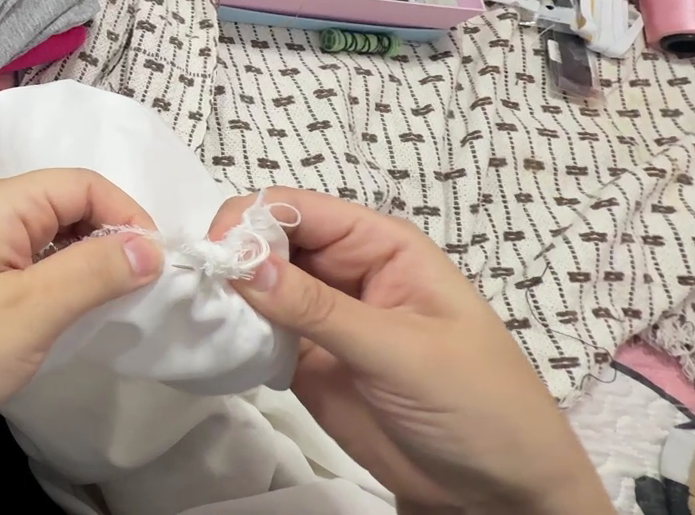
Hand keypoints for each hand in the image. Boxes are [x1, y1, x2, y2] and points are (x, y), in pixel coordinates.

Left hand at [0, 170, 164, 436]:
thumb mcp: (30, 312)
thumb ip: (93, 273)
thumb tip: (152, 246)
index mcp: (0, 203)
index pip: (83, 183)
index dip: (129, 217)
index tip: (162, 266)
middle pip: (66, 204)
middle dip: (111, 238)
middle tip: (144, 291)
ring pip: (47, 234)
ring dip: (84, 261)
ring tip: (113, 305)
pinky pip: (25, 259)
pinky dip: (56, 278)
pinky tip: (69, 313)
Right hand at [208, 188, 609, 514]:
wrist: (498, 504)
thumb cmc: (479, 409)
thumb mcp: (403, 353)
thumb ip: (319, 307)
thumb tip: (240, 262)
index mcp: (374, 245)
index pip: (295, 208)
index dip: (250, 218)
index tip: (216, 251)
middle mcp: (338, 267)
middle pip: (264, 236)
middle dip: (230, 252)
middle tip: (199, 282)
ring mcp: (315, 310)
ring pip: (251, 278)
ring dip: (224, 289)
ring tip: (196, 306)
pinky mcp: (297, 350)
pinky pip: (252, 323)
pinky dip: (228, 324)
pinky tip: (211, 333)